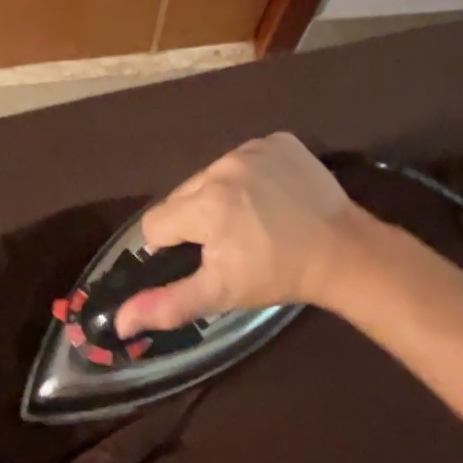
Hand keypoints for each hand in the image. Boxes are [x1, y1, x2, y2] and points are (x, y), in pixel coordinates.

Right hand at [113, 132, 371, 336]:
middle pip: (183, 196)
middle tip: (231, 245)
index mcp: (205, 204)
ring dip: (220, 198)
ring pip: (211, 176)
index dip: (173, 245)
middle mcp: (223, 166)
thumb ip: (166, 304)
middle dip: (197, 221)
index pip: (157, 223)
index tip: (204, 259)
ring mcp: (254, 148)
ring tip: (252, 222)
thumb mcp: (220, 294)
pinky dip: (250, 178)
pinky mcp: (279, 141)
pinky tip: (271, 200)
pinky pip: (244, 158)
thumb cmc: (277, 276)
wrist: (342, 252)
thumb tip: (119, 322)